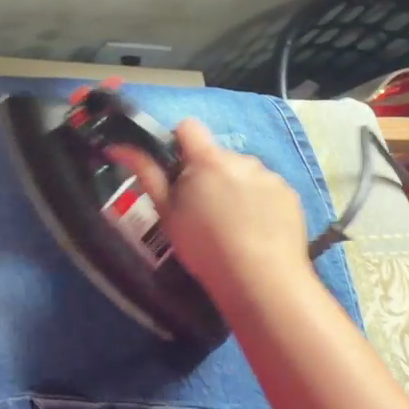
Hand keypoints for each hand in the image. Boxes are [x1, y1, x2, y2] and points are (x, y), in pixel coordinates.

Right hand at [107, 118, 311, 298]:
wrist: (262, 281)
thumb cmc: (204, 246)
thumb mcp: (167, 212)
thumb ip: (146, 174)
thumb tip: (118, 146)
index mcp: (207, 160)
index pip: (188, 126)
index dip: (177, 142)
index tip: (175, 169)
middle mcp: (241, 159)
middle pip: (216, 154)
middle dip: (206, 172)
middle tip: (200, 207)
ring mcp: (270, 176)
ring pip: (242, 172)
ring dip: (233, 186)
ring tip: (231, 223)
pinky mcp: (290, 195)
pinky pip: (266, 188)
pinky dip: (257, 201)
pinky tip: (254, 229)